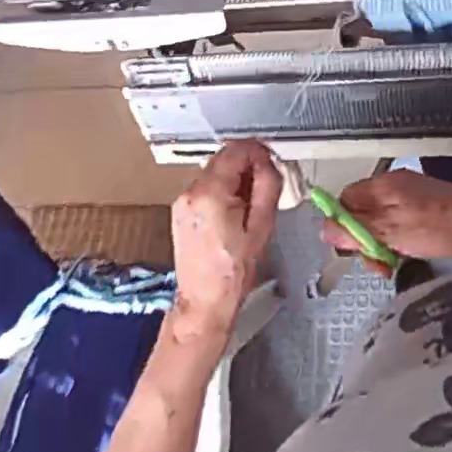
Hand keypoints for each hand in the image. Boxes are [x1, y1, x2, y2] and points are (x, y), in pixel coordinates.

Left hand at [169, 141, 281, 339]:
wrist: (205, 301)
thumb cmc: (235, 269)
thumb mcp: (263, 223)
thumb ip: (268, 183)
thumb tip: (267, 161)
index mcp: (210, 193)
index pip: (236, 150)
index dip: (258, 151)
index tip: (271, 163)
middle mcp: (190, 192)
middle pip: (224, 158)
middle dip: (247, 164)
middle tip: (264, 185)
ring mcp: (182, 201)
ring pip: (215, 171)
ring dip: (235, 177)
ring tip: (249, 204)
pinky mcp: (181, 210)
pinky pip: (206, 186)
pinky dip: (223, 189)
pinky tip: (234, 212)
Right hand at [320, 171, 451, 262]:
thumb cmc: (439, 228)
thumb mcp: (392, 232)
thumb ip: (357, 230)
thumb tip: (325, 229)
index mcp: (382, 185)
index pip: (344, 200)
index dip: (342, 227)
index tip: (353, 253)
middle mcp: (393, 183)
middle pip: (360, 210)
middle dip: (362, 240)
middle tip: (377, 266)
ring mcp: (409, 192)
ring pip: (379, 219)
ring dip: (379, 243)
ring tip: (393, 263)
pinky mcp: (423, 204)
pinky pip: (397, 221)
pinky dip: (396, 239)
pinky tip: (407, 253)